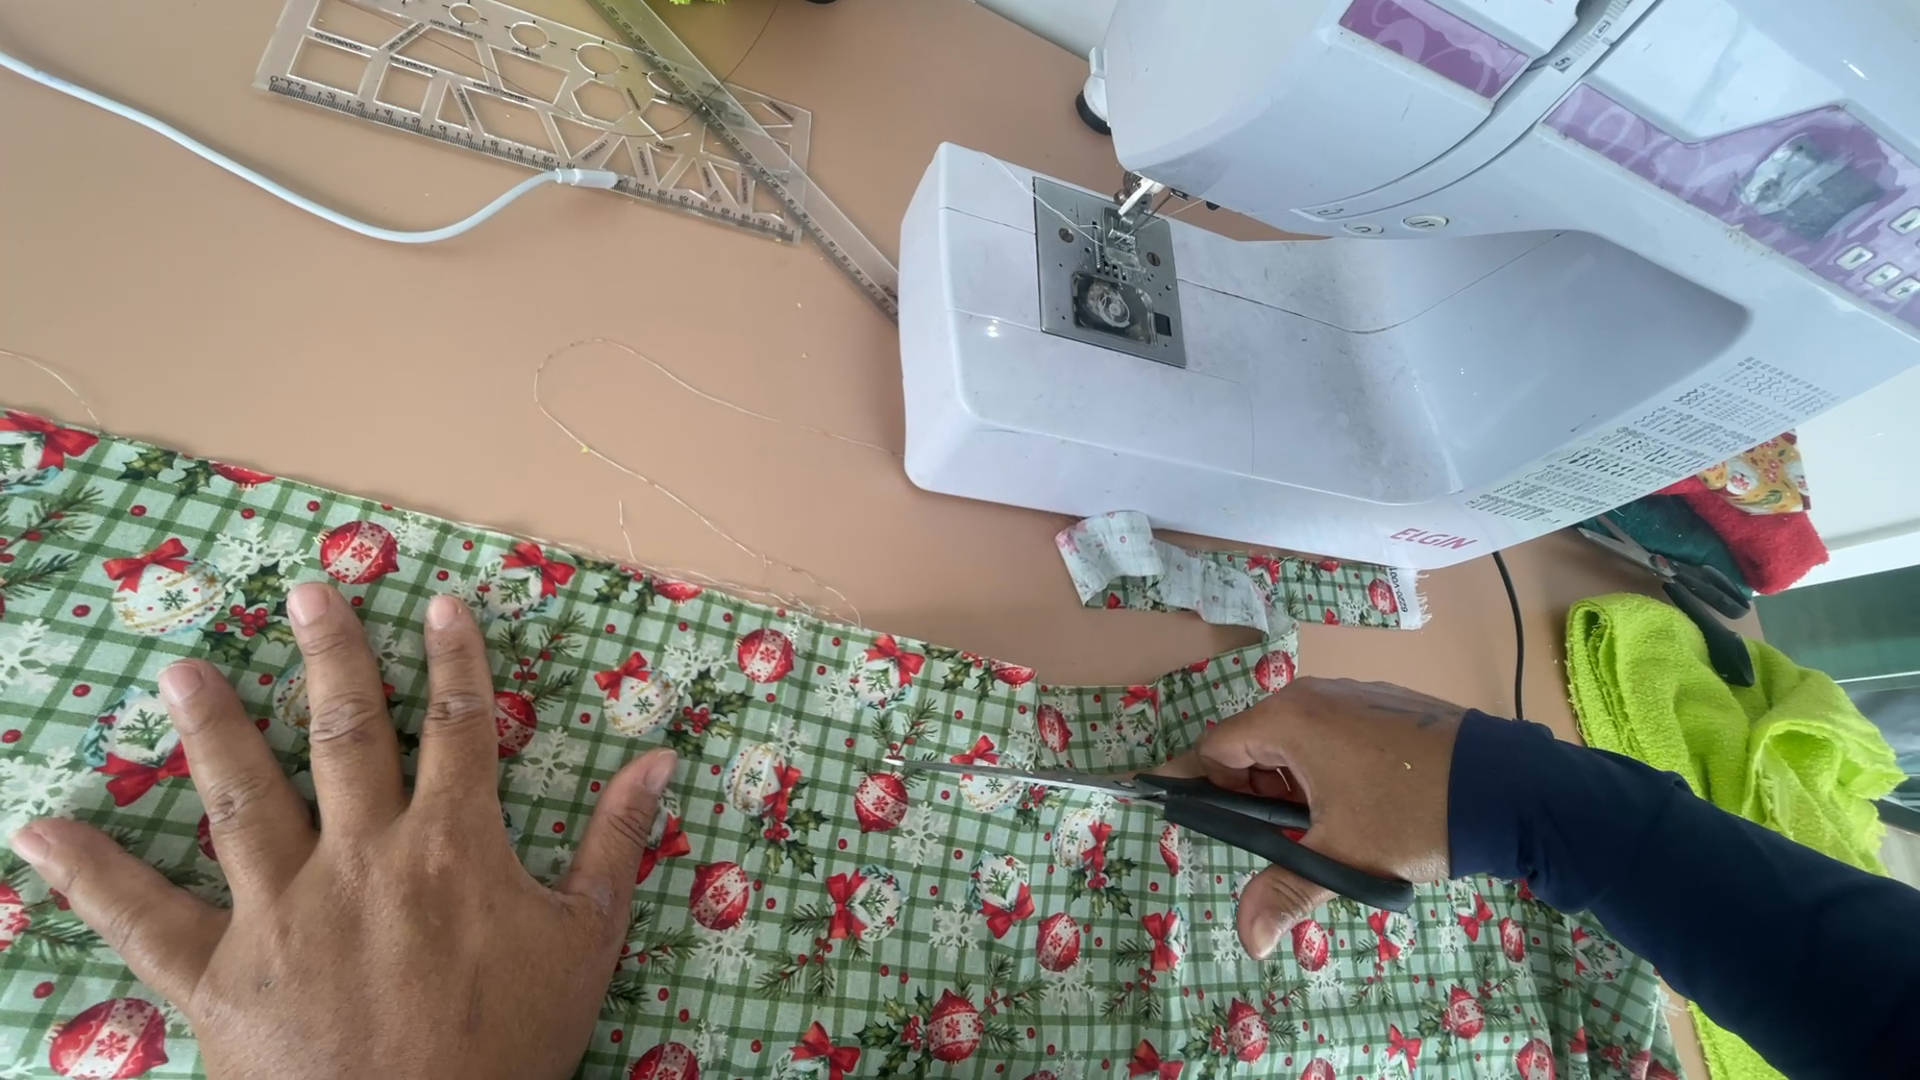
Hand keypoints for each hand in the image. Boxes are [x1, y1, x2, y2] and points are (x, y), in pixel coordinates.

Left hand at [6, 584, 676, 1079]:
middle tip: (308, 593)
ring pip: (242, 801)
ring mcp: (281, 913)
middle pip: (348, 736)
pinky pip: (142, 921)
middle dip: (332, 657)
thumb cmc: (517, 1035)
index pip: (462, 724)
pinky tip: (47, 828)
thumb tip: (661, 757)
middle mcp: (364, 856)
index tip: (443, 603)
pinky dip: (91, 874)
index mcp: (455, 843)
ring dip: (213, 728)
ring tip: (182, 668)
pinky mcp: (216, 978)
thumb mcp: (591, 931)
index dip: (459, 657)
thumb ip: (618, 836)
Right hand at [1156, 676, 1465, 958]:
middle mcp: (1308, 696)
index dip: (1201, 783)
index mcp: (1287, 721)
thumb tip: (1247, 939)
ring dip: (1287, 779)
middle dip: (1250, 790)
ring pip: (1291, 737)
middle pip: (1251, 742)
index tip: (1198, 813)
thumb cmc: (1414, 814)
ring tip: (1321, 822)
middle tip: (1275, 833)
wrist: (1516, 787)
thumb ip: (1287, 890)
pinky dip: (1321, 762)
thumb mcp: (1346, 857)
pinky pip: (1328, 729)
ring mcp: (1347, 694)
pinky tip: (1356, 798)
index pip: (1214, 747)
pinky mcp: (1381, 701)